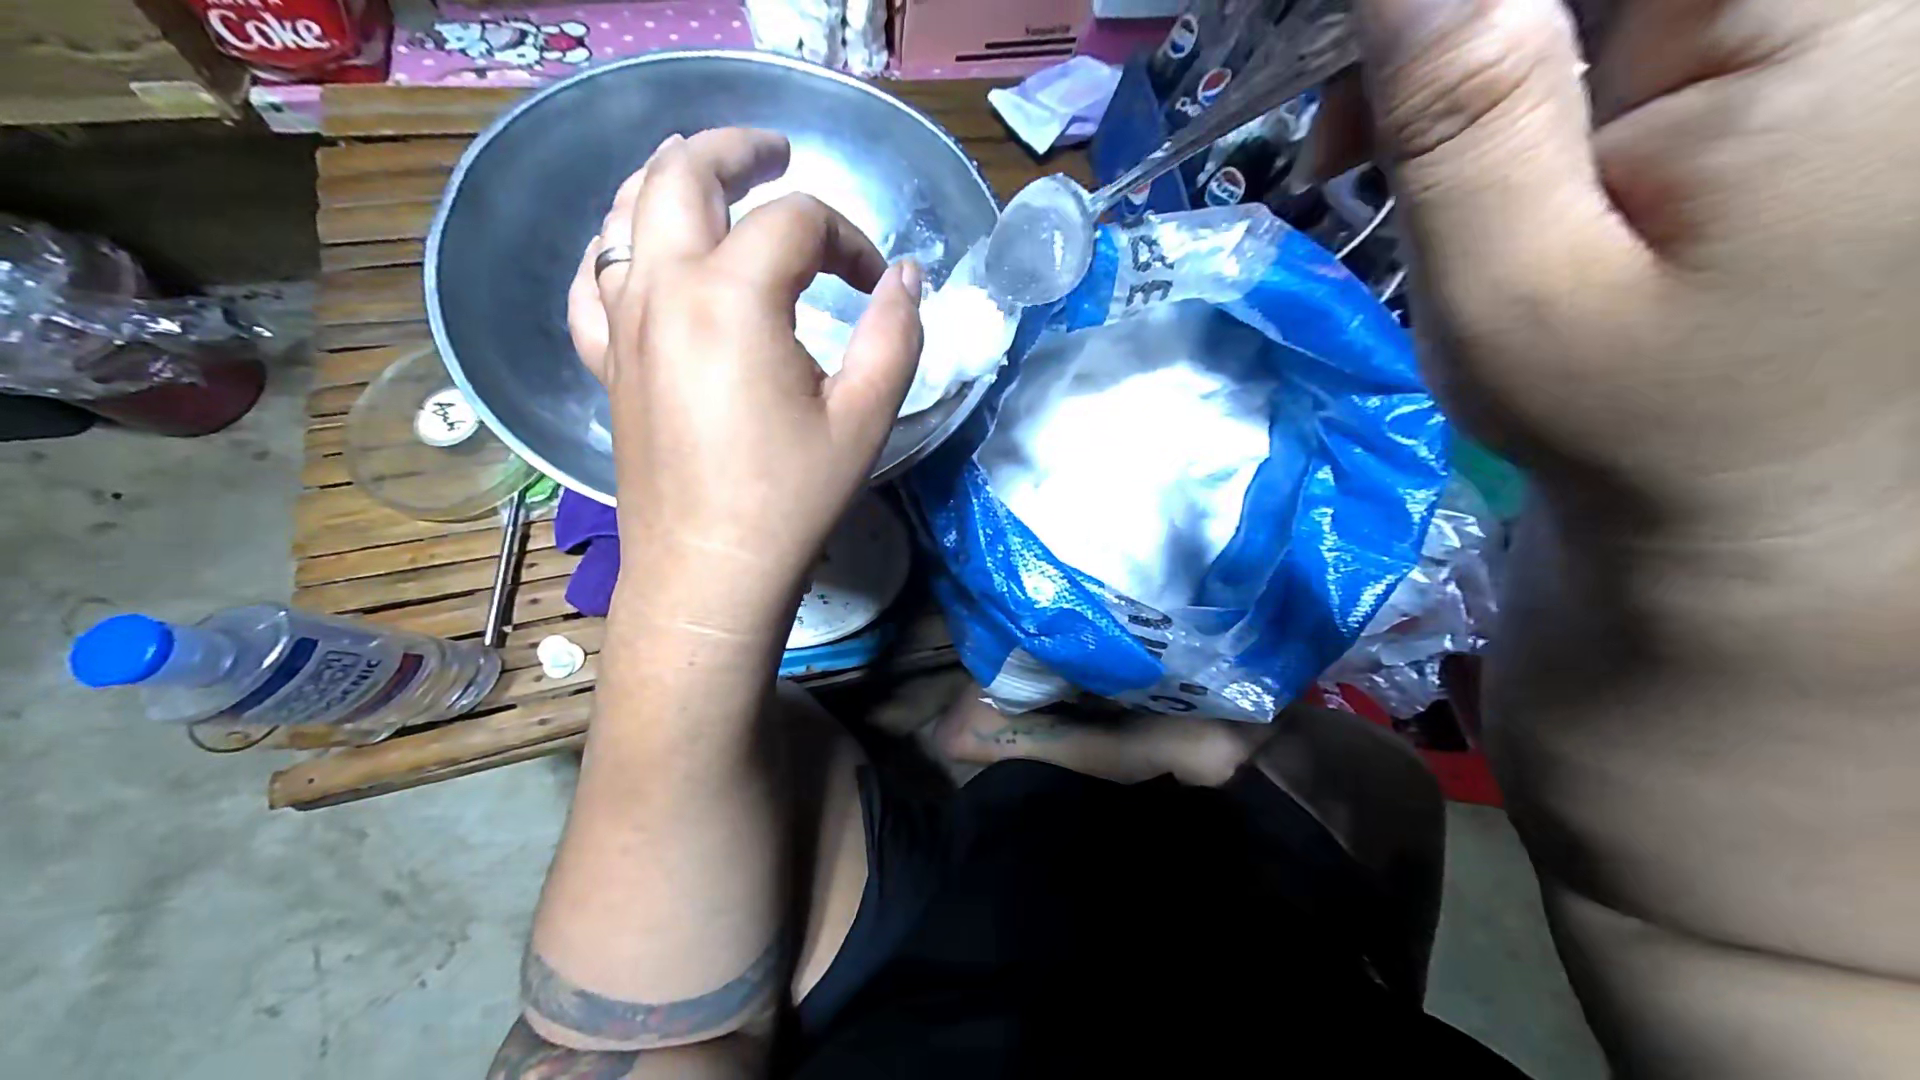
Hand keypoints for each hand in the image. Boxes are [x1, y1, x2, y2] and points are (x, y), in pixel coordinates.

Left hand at [567, 129, 922, 628]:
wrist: (710, 571)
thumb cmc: (791, 499)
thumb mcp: (865, 418)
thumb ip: (895, 334)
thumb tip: (907, 278)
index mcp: (732, 297)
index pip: (798, 223)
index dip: (849, 241)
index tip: (877, 287)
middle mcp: (663, 289)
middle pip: (683, 175)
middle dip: (737, 151)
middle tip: (777, 152)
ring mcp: (623, 324)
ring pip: (625, 212)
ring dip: (671, 181)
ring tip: (711, 181)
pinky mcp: (607, 362)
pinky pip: (592, 282)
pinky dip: (616, 249)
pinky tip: (640, 256)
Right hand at [1347, 0, 1919, 542]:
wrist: (1725, 479)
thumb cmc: (1618, 412)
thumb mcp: (1512, 287)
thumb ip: (1464, 120)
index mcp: (1835, 14)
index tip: (1345, 50)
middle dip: (1435, 21)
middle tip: (1338, 112)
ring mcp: (1802, 23)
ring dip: (1444, 39)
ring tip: (1354, 137)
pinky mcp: (1750, 51)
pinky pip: (1591, 16)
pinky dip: (1482, 58)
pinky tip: (1422, 130)